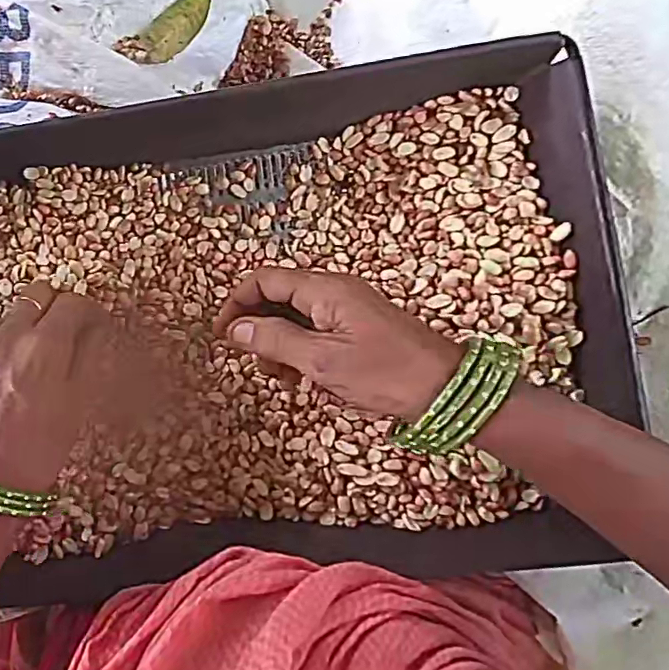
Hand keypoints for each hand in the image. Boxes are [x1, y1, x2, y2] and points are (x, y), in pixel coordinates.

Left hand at [0, 280, 113, 493]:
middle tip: (76, 328)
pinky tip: (28, 366)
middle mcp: (10, 336)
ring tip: (53, 351)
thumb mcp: (77, 401)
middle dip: (61, 305)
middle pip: (40, 293)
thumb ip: (88, 355)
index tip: (98, 324)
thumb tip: (95, 330)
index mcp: (43, 346)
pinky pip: (0, 332)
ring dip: (38, 320)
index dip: (91, 311)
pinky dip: (18, 337)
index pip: (72, 302)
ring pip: (18, 310)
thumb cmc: (39, 448)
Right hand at [213, 267, 462, 419]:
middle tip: (252, 362)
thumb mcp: (321, 360)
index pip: (264, 280)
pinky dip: (301, 352)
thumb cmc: (386, 373)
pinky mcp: (357, 328)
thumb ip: (274, 340)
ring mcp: (347, 309)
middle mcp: (334, 291)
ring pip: (295, 318)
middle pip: (277, 298)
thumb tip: (236, 330)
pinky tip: (306, 379)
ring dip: (279, 345)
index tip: (221, 333)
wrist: (447, 389)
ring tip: (281, 377)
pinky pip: (315, 331)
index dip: (236, 303)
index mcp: (324, 290)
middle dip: (258, 328)